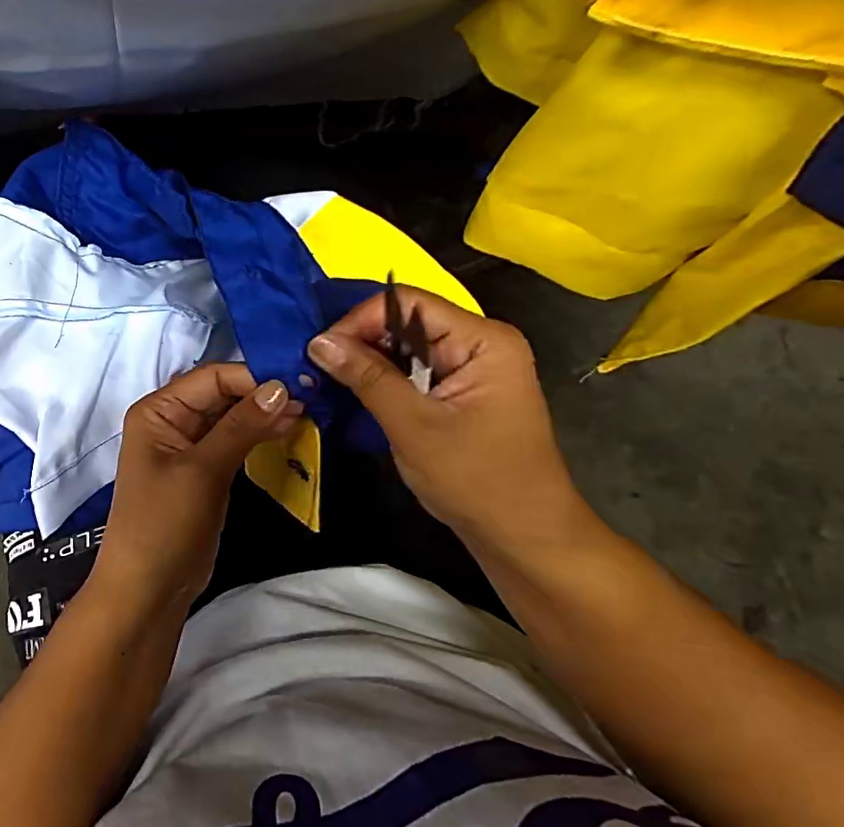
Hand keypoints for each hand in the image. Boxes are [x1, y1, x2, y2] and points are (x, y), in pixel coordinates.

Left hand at [90, 364, 301, 612]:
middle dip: (262, 394)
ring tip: (310, 413)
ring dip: (264, 415)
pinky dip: (258, 436)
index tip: (301, 381)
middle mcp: (169, 420)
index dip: (253, 376)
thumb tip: (281, 387)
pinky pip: (233, 441)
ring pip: (230, 417)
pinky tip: (289, 432)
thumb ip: (241, 426)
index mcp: (158, 410)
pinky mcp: (203, 470)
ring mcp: (186, 446)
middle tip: (314, 396)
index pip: (211, 377)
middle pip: (221, 393)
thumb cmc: (165, 524)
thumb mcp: (203, 471)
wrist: (148, 589)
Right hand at [307, 286, 585, 548]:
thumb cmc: (478, 482)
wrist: (526, 539)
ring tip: (326, 376)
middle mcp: (479, 342)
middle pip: (404, 320)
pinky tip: (353, 390)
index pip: (407, 303)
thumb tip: (318, 341)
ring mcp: (470, 367)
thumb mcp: (414, 426)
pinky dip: (381, 377)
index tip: (321, 349)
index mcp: (483, 340)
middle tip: (317, 364)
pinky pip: (411, 368)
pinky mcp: (458, 389)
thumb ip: (366, 377)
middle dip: (359, 339)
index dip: (360, 320)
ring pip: (403, 345)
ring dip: (366, 360)